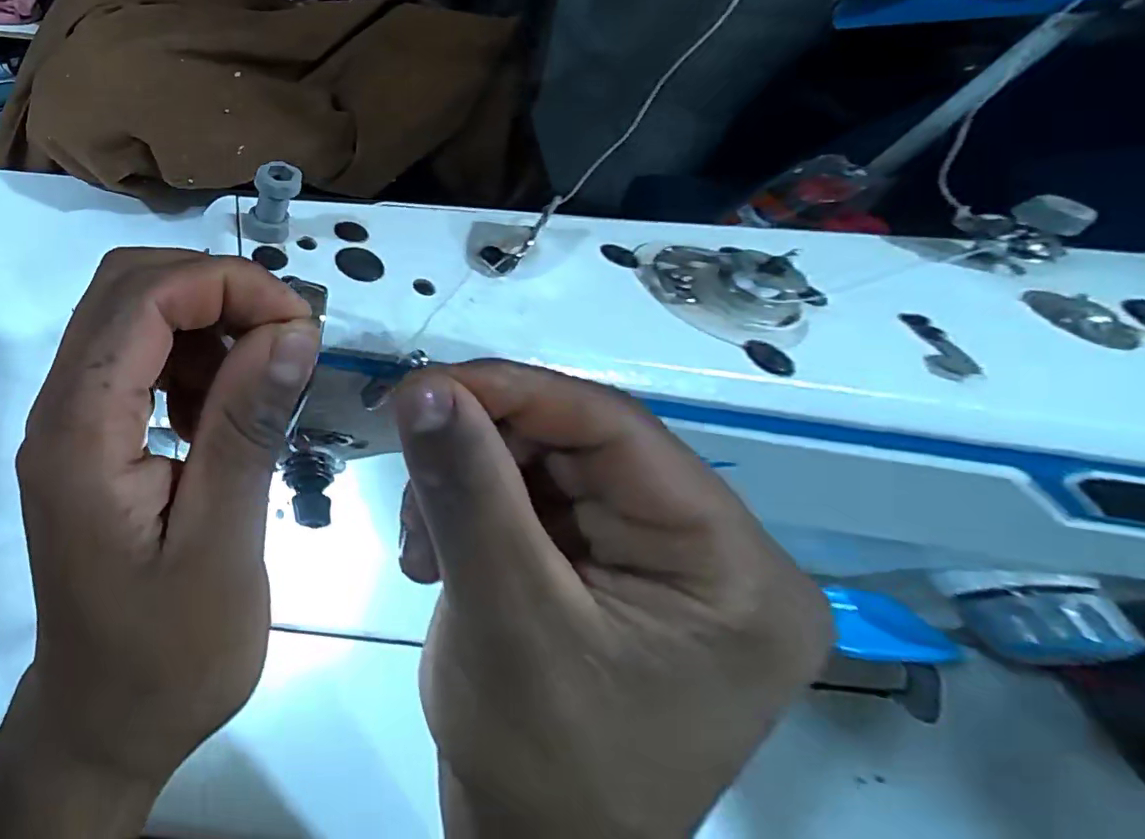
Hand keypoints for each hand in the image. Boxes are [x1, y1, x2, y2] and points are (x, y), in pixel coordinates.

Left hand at [0, 248, 319, 837]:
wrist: (106, 722)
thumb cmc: (168, 656)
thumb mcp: (224, 545)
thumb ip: (249, 426)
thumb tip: (293, 329)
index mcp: (79, 434)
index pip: (141, 300)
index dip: (224, 284)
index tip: (299, 320)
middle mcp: (59, 410)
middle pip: (125, 288)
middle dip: (213, 288)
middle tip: (285, 332)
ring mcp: (68, 422)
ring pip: (131, 314)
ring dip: (205, 320)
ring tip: (266, 370)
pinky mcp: (89, 437)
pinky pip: (137, 358)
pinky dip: (192, 357)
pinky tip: (230, 403)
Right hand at [393, 361, 831, 837]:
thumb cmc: (539, 759)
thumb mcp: (502, 614)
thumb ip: (465, 489)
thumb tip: (421, 386)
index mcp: (732, 566)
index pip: (619, 431)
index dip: (515, 392)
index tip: (422, 386)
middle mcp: (708, 552)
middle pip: (577, 446)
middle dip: (480, 452)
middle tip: (412, 475)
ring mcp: (654, 560)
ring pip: (542, 468)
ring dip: (466, 487)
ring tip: (422, 545)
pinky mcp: (605, 570)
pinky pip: (531, 503)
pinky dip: (471, 513)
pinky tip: (436, 557)